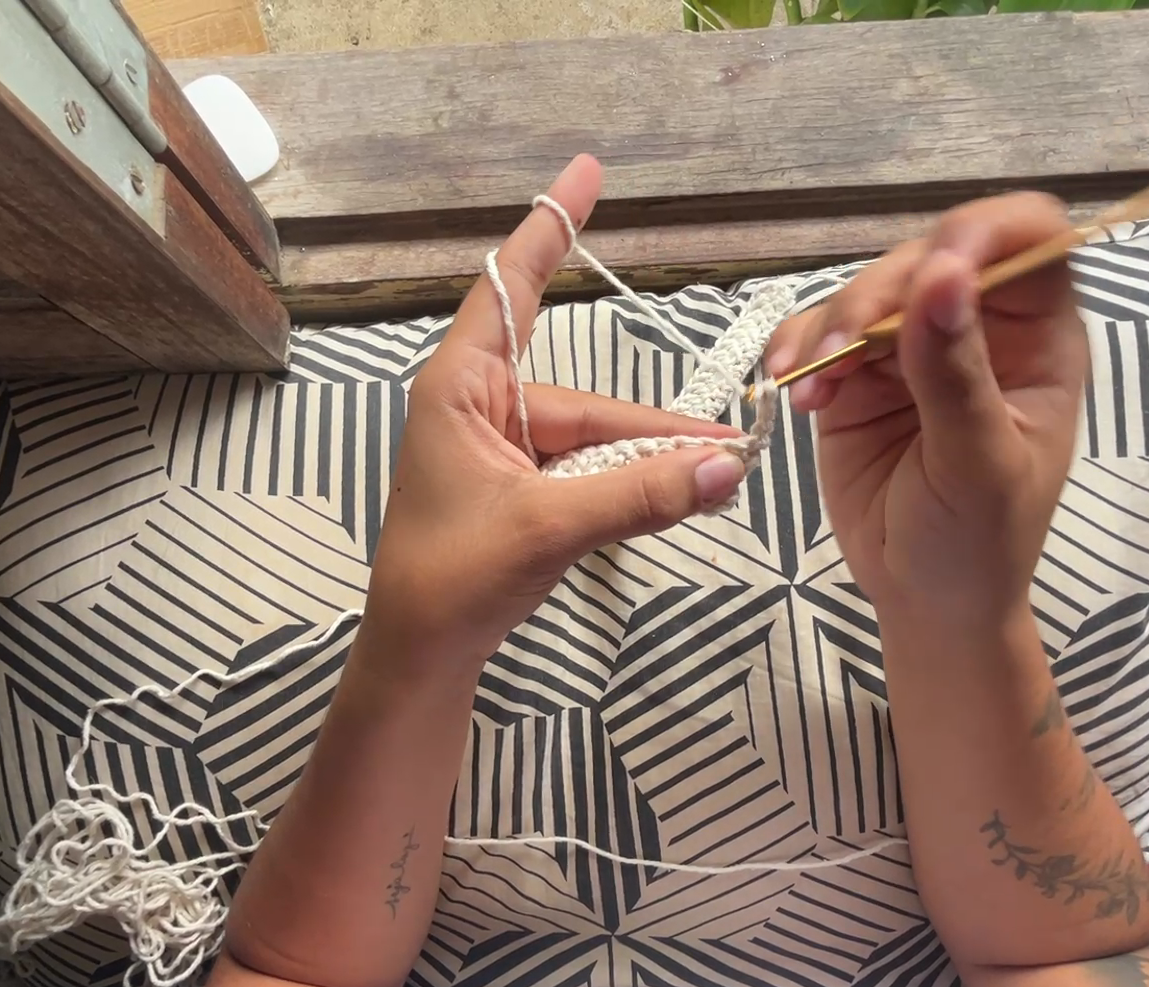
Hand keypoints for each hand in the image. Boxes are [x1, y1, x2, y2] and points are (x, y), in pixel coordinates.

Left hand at [368, 154, 749, 662]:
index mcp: (460, 388)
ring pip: (589, 441)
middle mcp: (481, 408)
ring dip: (644, 462)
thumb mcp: (549, 527)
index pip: (511, 291)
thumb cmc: (454, 577)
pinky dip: (623, 484)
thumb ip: (638, 494)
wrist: (422, 651)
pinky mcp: (518, 489)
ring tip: (710, 479)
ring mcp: (501, 451)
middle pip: (581, 399)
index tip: (585, 172)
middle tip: (725, 452)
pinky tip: (667, 495)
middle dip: (649, 430)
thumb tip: (726, 468)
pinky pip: (582, 471)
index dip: (549, 230)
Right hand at [766, 194, 1089, 622]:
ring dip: (823, 331)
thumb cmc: (976, 539)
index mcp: (1032, 342)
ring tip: (807, 391)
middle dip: (872, 300)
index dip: (983, 234)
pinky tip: (788, 389)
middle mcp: (969, 333)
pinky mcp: (850, 384)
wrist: (921, 595)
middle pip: (922, 262)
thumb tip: (941, 275)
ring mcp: (904, 356)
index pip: (1025, 243)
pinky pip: (815, 341)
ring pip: (859, 297)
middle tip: (836, 358)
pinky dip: (794, 354)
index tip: (931, 271)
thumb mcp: (976, 463)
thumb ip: (955, 374)